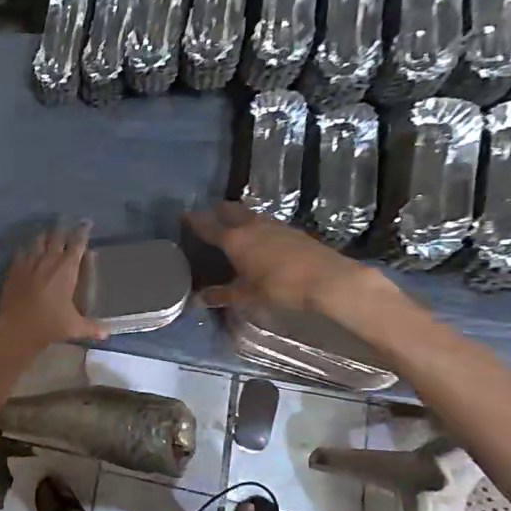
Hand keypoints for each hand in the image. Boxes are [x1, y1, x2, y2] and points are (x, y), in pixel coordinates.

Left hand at [0, 224, 105, 351]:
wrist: (15, 328)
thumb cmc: (49, 325)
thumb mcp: (74, 327)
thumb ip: (92, 327)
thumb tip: (107, 334)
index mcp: (66, 269)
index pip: (77, 243)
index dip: (83, 231)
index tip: (87, 224)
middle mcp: (49, 260)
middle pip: (57, 235)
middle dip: (64, 228)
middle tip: (69, 225)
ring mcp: (29, 262)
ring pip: (38, 239)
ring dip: (46, 235)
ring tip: (49, 234)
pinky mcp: (14, 268)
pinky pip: (22, 251)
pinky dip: (27, 248)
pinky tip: (28, 250)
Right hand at [186, 202, 391, 315]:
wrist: (327, 279)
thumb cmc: (279, 287)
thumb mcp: (246, 296)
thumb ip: (221, 295)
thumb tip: (197, 299)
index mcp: (234, 239)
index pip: (208, 226)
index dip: (194, 221)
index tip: (183, 216)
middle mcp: (252, 226)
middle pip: (230, 210)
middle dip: (218, 212)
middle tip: (210, 218)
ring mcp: (275, 225)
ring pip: (250, 215)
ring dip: (239, 218)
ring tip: (234, 228)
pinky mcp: (292, 231)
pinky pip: (267, 224)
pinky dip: (257, 227)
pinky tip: (261, 240)